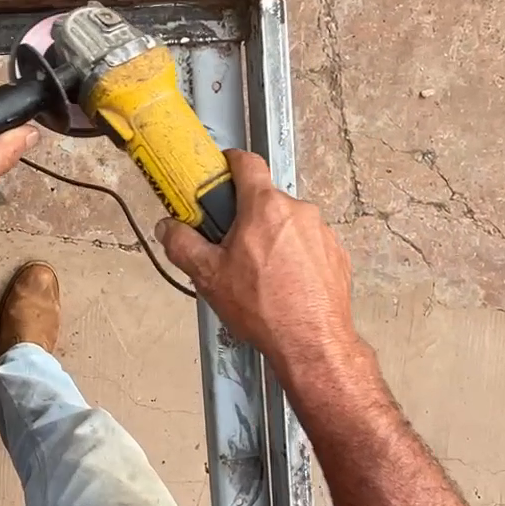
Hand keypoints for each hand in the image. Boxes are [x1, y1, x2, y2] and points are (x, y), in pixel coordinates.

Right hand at [158, 149, 356, 367]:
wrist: (312, 342)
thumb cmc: (263, 308)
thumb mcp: (208, 276)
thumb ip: (182, 244)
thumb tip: (168, 228)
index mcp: (264, 207)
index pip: (247, 162)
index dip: (229, 162)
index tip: (219, 172)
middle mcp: (298, 211)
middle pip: (265, 199)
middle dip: (246, 216)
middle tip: (230, 246)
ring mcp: (321, 233)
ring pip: (287, 224)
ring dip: (271, 239)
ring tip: (258, 274)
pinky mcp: (336, 255)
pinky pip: (308, 245)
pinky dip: (294, 257)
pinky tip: (283, 285)